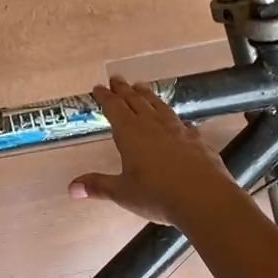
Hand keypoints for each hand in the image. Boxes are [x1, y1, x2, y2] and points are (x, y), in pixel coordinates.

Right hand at [71, 77, 235, 227]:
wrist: (205, 199)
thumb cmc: (157, 195)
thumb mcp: (123, 192)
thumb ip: (99, 186)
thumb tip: (72, 188)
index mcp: (130, 133)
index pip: (114, 108)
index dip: (105, 97)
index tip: (98, 87)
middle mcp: (152, 125)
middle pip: (135, 101)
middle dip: (124, 89)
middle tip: (116, 78)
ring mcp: (177, 130)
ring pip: (158, 106)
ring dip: (147, 96)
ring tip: (141, 86)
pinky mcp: (196, 140)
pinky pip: (182, 123)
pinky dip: (175, 118)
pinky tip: (178, 120)